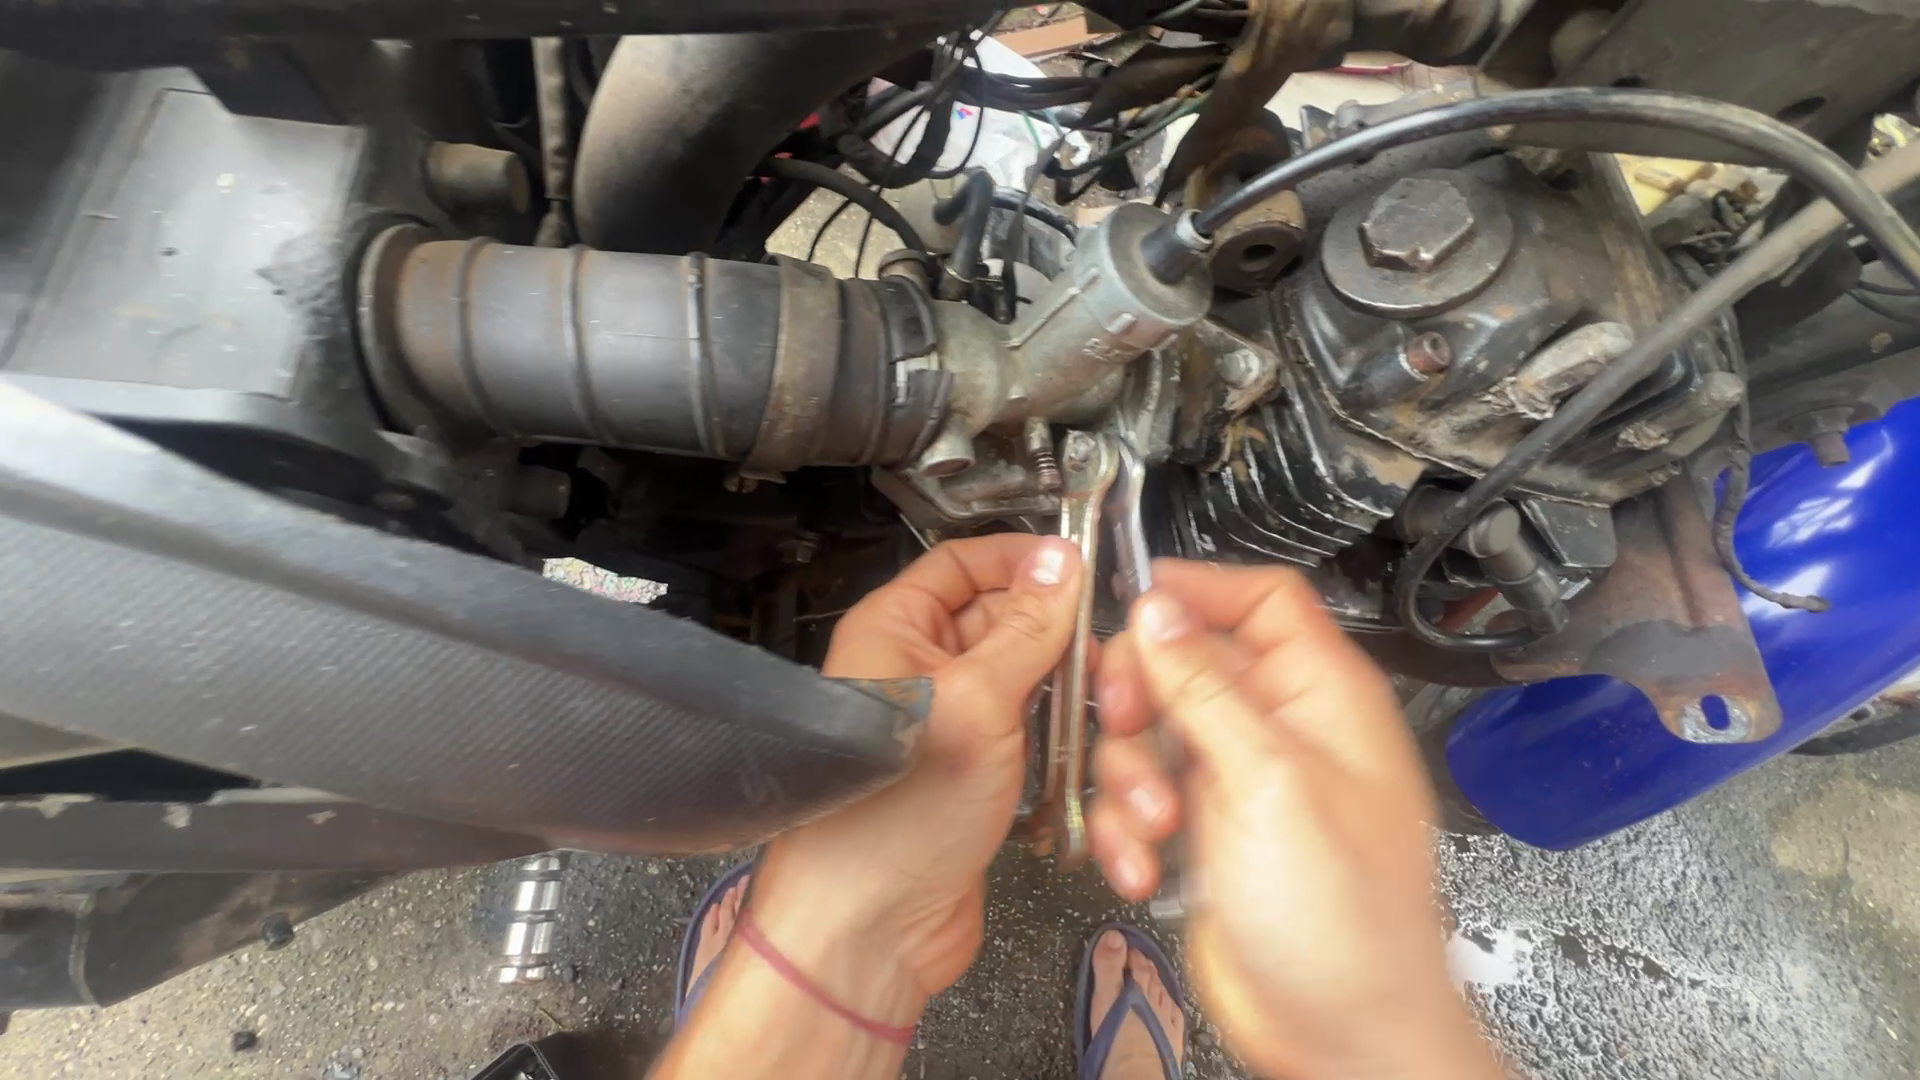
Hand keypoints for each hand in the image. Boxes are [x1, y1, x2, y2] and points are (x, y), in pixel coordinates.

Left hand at [750, 533, 1083, 1011]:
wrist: (872, 931)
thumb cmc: (890, 816)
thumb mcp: (974, 703)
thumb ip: (1025, 630)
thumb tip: (1060, 564)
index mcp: (897, 630)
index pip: (964, 563)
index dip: (1021, 560)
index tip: (1077, 569)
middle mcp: (922, 668)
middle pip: (1006, 622)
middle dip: (1059, 639)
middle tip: (1102, 658)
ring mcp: (954, 719)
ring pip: (1027, 679)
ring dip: (1068, 696)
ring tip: (1101, 715)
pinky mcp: (979, 766)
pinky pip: (1030, 730)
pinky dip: (1059, 739)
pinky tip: (1083, 754)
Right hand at [1091, 560, 1499, 1079]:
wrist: (1336, 1037)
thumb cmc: (1344, 919)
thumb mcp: (1268, 783)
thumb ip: (1204, 687)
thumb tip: (1157, 610)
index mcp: (1317, 694)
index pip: (1261, 597)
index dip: (1199, 589)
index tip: (1137, 605)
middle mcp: (1272, 723)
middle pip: (1182, 656)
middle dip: (1141, 692)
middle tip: (1127, 721)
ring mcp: (1230, 770)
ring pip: (1148, 724)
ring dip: (1130, 774)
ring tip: (1155, 823)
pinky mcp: (1196, 817)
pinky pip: (1136, 786)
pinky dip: (1126, 823)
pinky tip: (1144, 863)